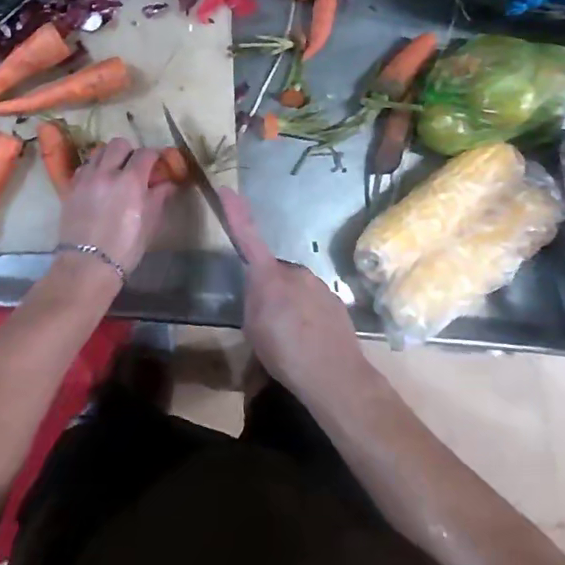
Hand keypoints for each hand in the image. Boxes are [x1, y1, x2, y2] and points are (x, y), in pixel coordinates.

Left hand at [59, 138, 174, 274]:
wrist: (87, 266)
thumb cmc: (125, 248)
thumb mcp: (150, 223)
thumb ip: (159, 197)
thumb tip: (168, 183)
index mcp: (131, 180)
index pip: (146, 153)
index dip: (155, 156)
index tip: (158, 164)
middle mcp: (107, 172)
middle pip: (119, 144)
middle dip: (130, 151)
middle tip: (135, 167)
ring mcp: (86, 179)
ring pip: (98, 152)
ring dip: (110, 157)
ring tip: (115, 173)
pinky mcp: (71, 188)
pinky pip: (84, 167)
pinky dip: (94, 169)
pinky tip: (98, 184)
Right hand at [217, 187, 367, 400]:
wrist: (334, 374)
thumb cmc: (284, 352)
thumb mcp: (254, 328)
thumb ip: (254, 299)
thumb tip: (260, 288)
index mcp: (269, 276)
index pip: (248, 237)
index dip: (236, 213)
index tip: (228, 189)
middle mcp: (296, 272)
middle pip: (274, 273)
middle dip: (268, 289)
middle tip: (267, 322)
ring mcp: (319, 284)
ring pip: (294, 288)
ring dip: (289, 305)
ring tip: (289, 338)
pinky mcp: (336, 300)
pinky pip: (312, 302)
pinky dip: (307, 315)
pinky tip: (308, 340)